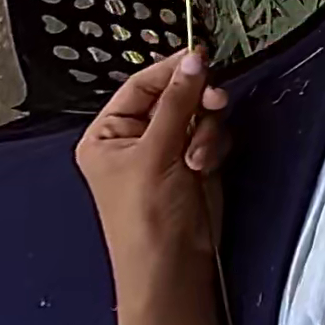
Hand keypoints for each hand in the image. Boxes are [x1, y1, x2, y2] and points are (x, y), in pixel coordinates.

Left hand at [75, 49, 231, 301]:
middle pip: (176, 97)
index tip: (201, 57)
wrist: (173, 267)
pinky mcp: (196, 161)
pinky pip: (213, 134)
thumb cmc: (146, 217)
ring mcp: (170, 149)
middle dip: (196, 102)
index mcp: (110, 133)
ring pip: (200, 114)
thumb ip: (178, 102)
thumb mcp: (155, 153)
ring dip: (206, 131)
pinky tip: (205, 166)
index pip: (142, 86)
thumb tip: (194, 60)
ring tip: (199, 157)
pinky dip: (214, 145)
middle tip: (214, 102)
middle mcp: (139, 137)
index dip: (171, 70)